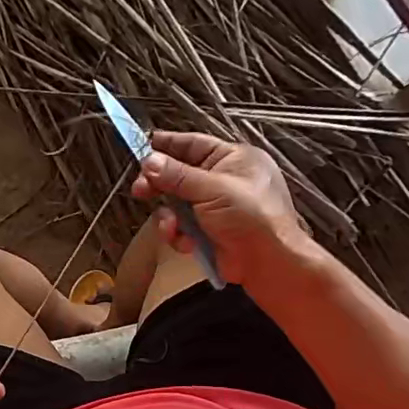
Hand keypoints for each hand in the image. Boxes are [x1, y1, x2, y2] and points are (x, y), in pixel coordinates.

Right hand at [130, 131, 308, 287]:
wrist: (268, 263)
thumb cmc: (253, 218)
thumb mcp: (212, 189)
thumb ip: (177, 175)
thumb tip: (149, 161)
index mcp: (233, 159)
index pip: (192, 144)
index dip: (166, 146)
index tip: (140, 148)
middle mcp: (222, 181)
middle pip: (178, 175)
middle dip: (159, 185)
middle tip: (141, 190)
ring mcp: (214, 208)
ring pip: (176, 205)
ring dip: (169, 217)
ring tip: (171, 226)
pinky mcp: (207, 232)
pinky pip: (181, 228)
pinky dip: (179, 235)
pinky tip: (186, 242)